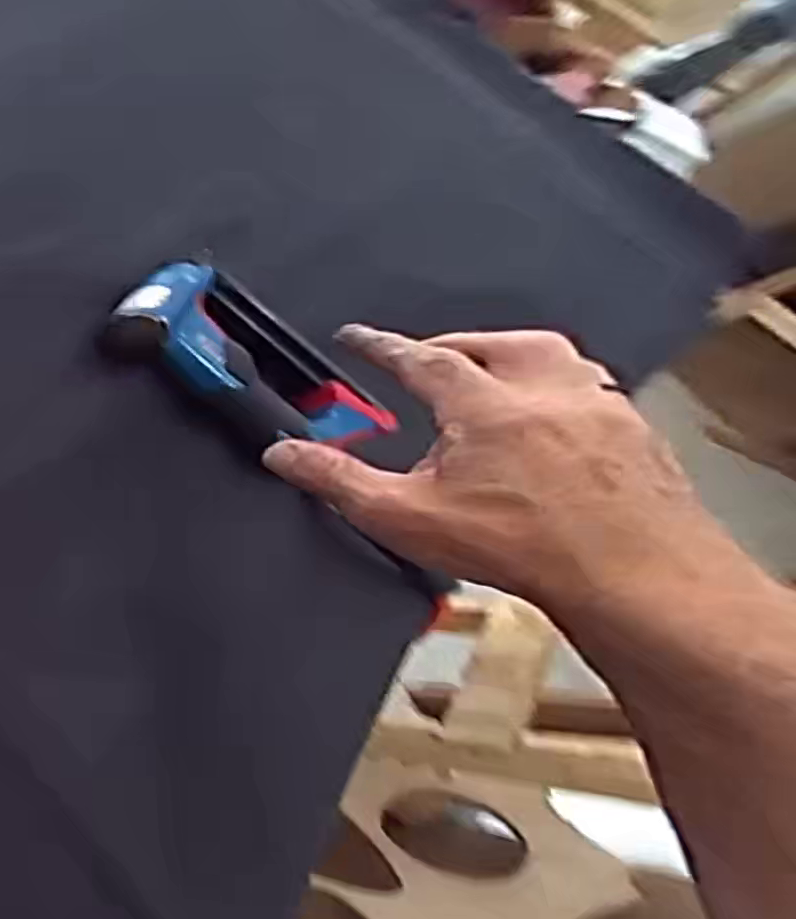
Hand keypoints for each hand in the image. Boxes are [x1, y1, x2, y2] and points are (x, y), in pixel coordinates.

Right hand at [262, 325, 746, 611]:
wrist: (636, 582)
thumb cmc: (522, 547)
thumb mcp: (398, 513)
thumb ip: (333, 478)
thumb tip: (282, 453)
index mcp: (489, 410)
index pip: (422, 358)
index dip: (381, 344)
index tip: (356, 337)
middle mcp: (552, 398)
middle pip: (500, 343)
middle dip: (450, 343)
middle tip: (418, 355)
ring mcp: (603, 414)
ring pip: (556, 357)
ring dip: (507, 356)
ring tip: (478, 375)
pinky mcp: (636, 438)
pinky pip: (591, 388)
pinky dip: (552, 386)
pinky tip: (537, 416)